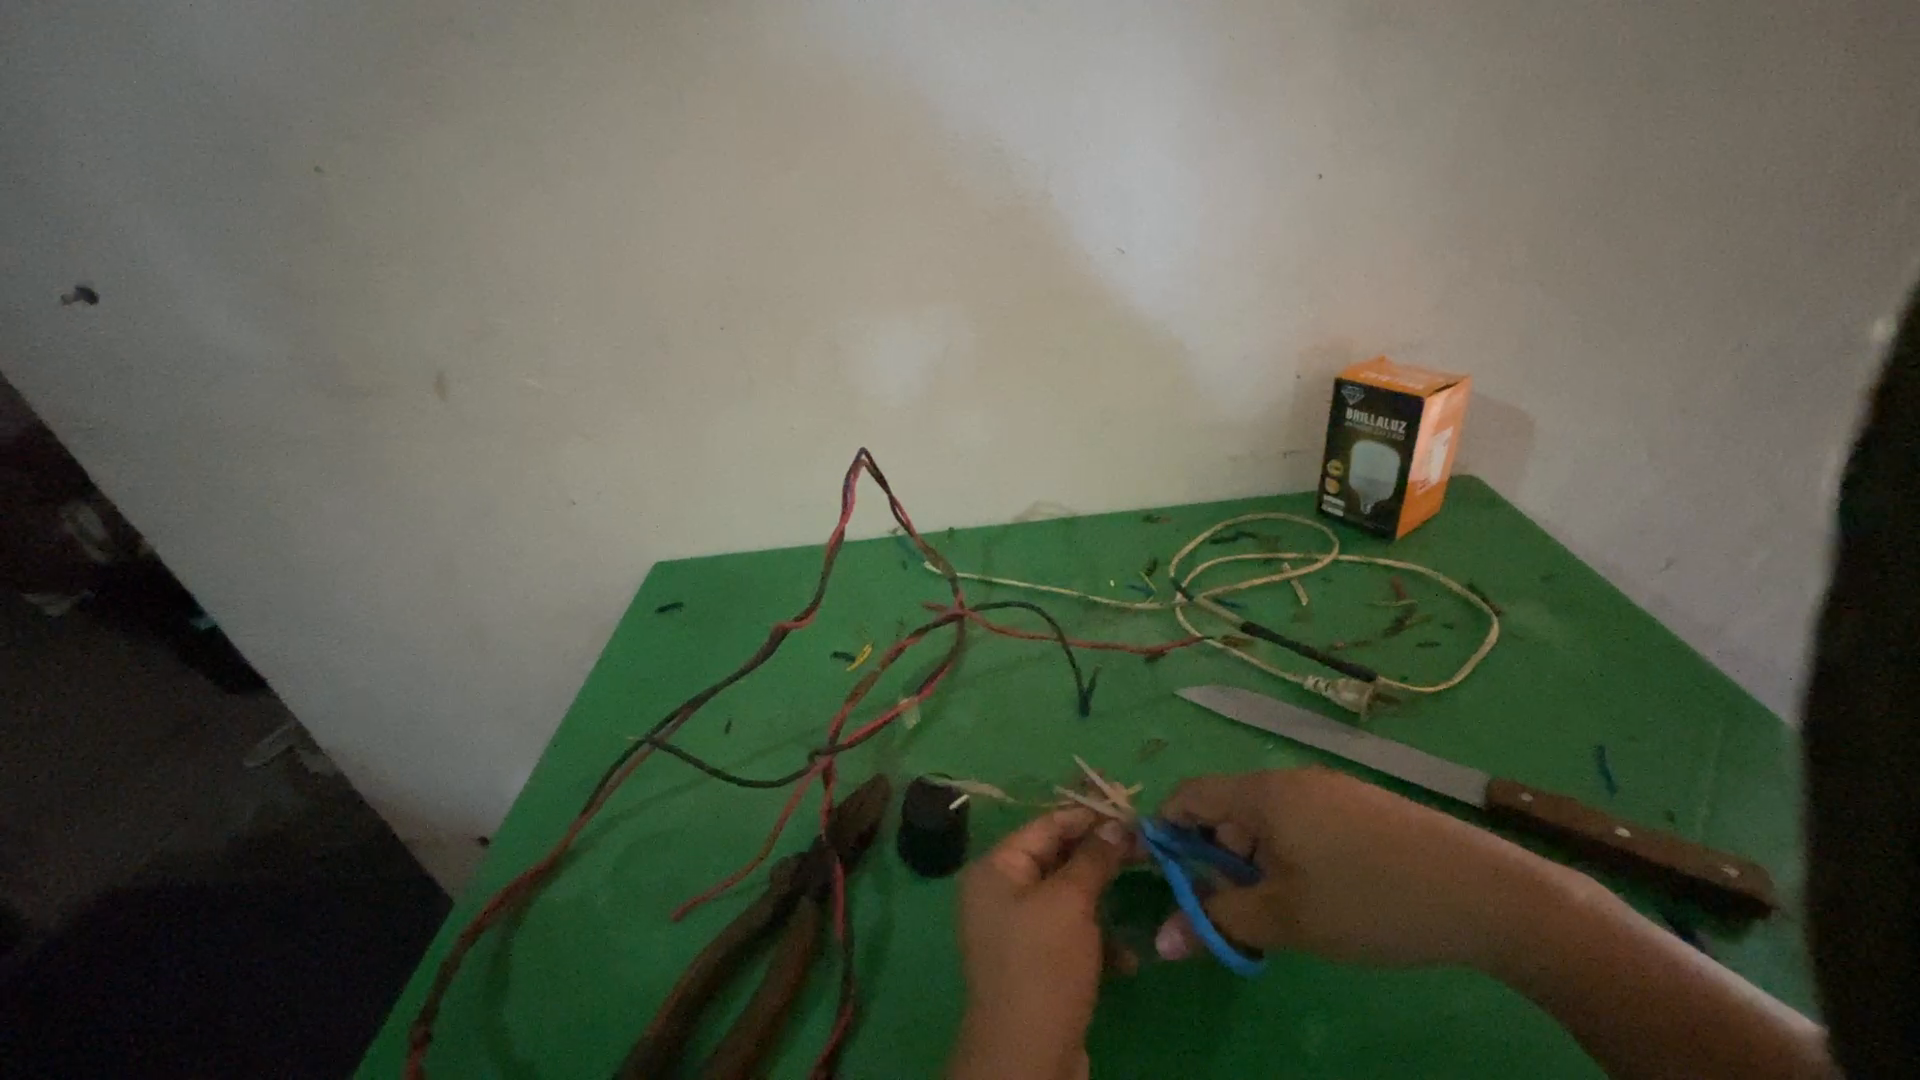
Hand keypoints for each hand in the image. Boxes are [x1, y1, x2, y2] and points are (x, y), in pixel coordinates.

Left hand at [948, 808, 1130, 1079]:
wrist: (1026, 1058)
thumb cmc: (1043, 966)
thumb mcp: (1070, 903)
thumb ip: (1094, 858)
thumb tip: (1116, 824)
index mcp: (995, 869)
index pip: (1045, 825)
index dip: (1088, 817)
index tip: (1132, 814)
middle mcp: (1001, 894)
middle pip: (1056, 859)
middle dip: (1101, 857)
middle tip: (1147, 849)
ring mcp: (1018, 931)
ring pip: (1069, 899)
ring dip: (1104, 900)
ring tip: (1144, 891)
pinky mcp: (1038, 965)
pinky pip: (1071, 936)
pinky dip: (1098, 940)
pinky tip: (1128, 955)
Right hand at [1154, 767, 1584, 972]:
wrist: (1488, 894)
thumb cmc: (1369, 902)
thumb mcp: (1285, 920)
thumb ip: (1217, 922)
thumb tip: (1160, 941)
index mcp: (1263, 794)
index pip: (1189, 794)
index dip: (1167, 832)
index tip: (1167, 880)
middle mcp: (1291, 779)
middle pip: (1228, 809)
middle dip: (1216, 858)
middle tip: (1234, 910)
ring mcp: (1332, 789)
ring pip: (1267, 820)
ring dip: (1255, 862)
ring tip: (1281, 911)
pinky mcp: (1362, 806)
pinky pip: (1302, 822)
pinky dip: (1290, 855)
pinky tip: (1320, 896)